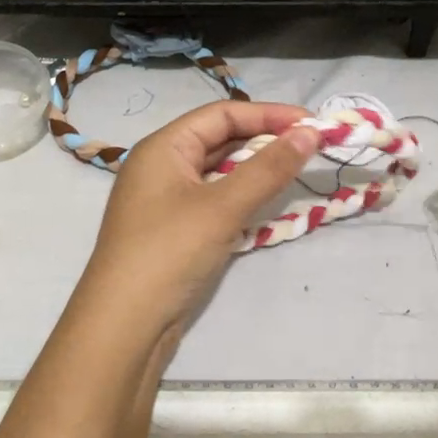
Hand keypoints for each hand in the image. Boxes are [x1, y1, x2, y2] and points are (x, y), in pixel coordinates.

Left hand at [74, 101, 319, 342]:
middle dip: (264, 140)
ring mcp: (165, 201)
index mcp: (162, 147)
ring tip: (296, 172)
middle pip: (219, 139)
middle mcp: (160, 166)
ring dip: (254, 170)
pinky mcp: (173, 231)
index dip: (268, 114)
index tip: (313, 124)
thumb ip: (267, 169)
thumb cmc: (169, 252)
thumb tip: (309, 133)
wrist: (125, 323)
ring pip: (217, 172)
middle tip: (311, 148)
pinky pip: (213, 200)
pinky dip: (241, 197)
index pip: (221, 114)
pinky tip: (265, 205)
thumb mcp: (222, 207)